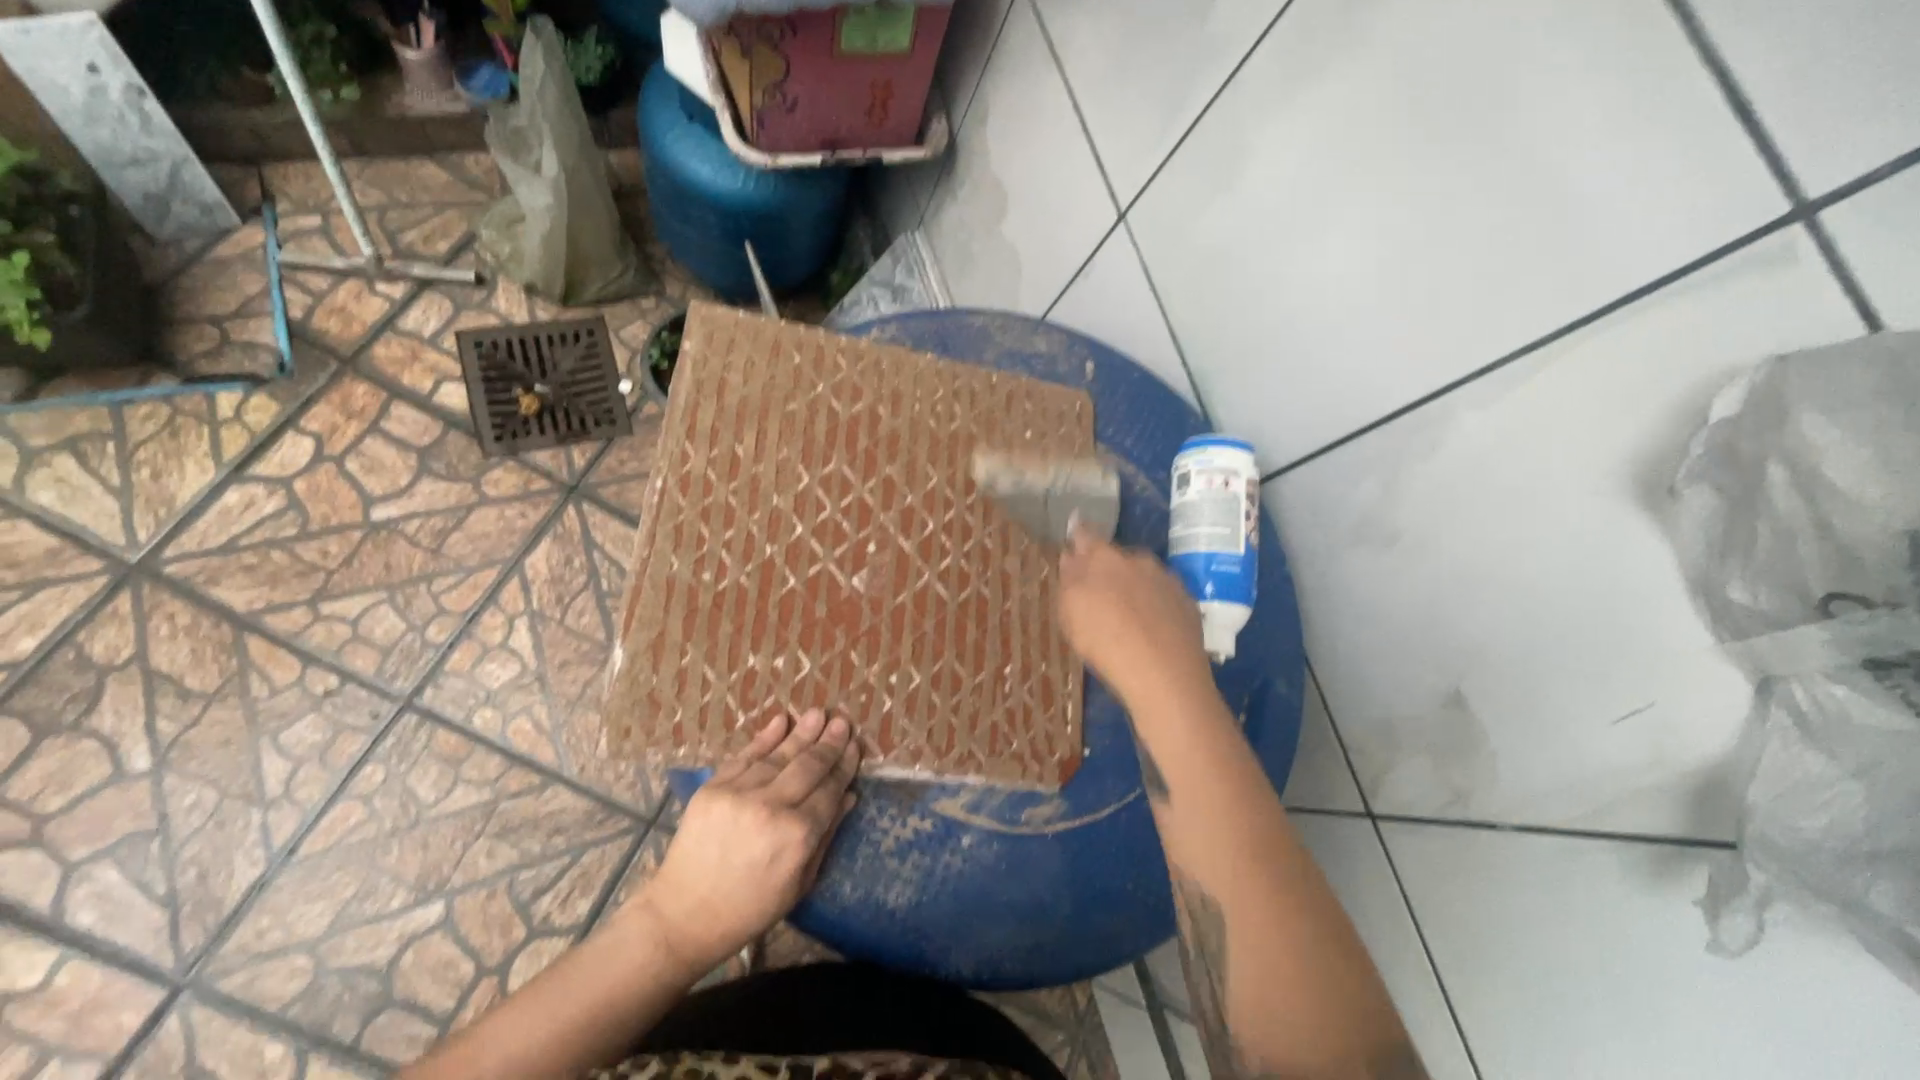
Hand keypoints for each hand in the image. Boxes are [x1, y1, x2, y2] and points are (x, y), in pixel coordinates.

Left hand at [632, 709, 859, 974]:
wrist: (683, 915)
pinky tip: (781, 722)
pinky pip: (744, 757)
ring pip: (778, 756)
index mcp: (798, 835)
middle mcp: (772, 807)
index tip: (855, 746)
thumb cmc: (750, 909)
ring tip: (818, 713)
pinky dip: (764, 738)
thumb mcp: (800, 882)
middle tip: (842, 721)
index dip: (845, 766)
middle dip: (828, 743)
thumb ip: (825, 836)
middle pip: (808, 767)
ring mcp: (739, 794)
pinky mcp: (712, 789)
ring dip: (801, 733)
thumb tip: (848, 797)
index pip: (830, 790)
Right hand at [1058, 525, 1213, 709]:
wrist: (1164, 672)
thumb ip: (1069, 579)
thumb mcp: (1070, 613)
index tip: (1073, 539)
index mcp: (1103, 557)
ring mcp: (1166, 578)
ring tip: (1126, 615)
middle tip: (1098, 592)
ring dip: (1133, 586)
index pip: (1085, 535)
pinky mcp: (1186, 601)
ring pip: (1142, 575)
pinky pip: (1163, 595)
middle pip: (1116, 556)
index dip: (1077, 537)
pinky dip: (1154, 605)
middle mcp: (1137, 559)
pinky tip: (1150, 628)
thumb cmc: (1105, 642)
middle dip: (1106, 568)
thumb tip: (1070, 556)